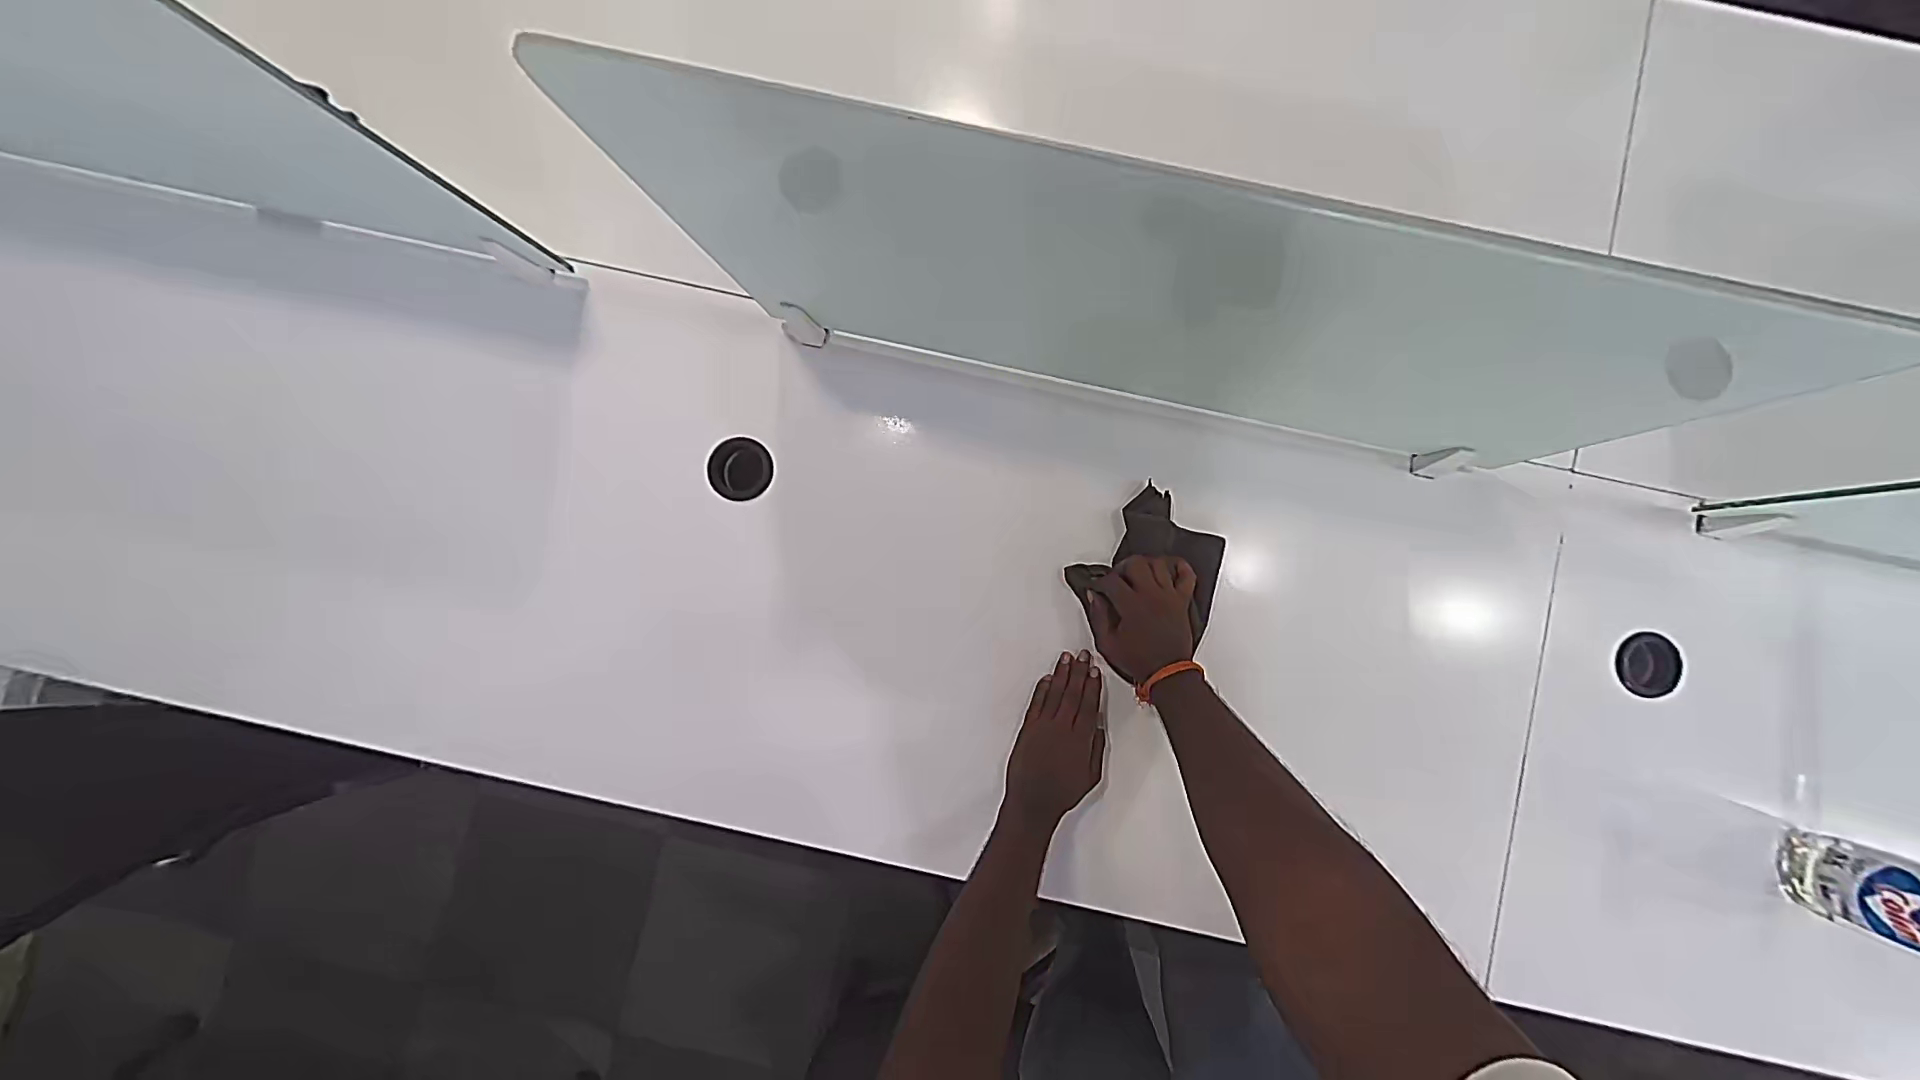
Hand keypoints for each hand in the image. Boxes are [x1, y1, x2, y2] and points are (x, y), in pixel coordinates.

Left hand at [1001, 651, 1106, 833]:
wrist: (1033, 801)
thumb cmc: (1062, 792)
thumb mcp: (1091, 775)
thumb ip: (1096, 748)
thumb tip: (1097, 726)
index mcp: (1080, 739)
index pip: (1089, 704)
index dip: (1093, 685)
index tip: (1095, 670)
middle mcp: (1062, 728)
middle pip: (1073, 693)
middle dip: (1080, 672)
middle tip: (1083, 655)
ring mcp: (1043, 726)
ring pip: (1055, 693)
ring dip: (1061, 674)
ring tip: (1066, 658)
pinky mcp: (1028, 729)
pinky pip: (1036, 703)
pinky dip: (1042, 689)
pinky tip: (1047, 678)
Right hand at [1085, 555, 1196, 682]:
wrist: (1167, 672)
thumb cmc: (1140, 660)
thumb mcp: (1107, 643)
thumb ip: (1099, 616)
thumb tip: (1094, 597)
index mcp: (1131, 606)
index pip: (1112, 580)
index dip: (1101, 581)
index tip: (1099, 586)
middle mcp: (1151, 597)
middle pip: (1136, 563)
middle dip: (1122, 567)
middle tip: (1118, 576)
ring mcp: (1169, 597)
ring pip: (1158, 564)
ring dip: (1145, 563)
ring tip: (1138, 572)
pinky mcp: (1182, 601)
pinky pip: (1186, 575)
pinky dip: (1179, 566)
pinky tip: (1168, 567)